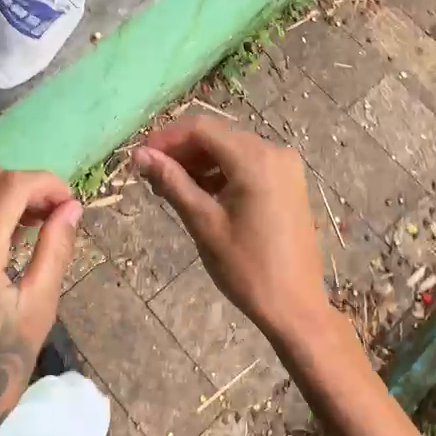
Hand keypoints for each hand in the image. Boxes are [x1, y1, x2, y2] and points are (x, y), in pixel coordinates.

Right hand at [132, 116, 331, 340]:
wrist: (295, 307)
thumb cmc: (246, 267)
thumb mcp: (203, 222)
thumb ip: (172, 182)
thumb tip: (139, 155)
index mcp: (255, 159)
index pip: (201, 128)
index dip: (166, 138)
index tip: (140, 159)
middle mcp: (274, 152)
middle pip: (216, 136)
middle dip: (180, 151)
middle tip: (151, 177)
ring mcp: (285, 166)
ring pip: (229, 149)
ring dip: (198, 162)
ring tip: (170, 188)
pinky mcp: (287, 182)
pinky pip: (246, 164)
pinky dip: (220, 172)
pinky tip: (200, 193)